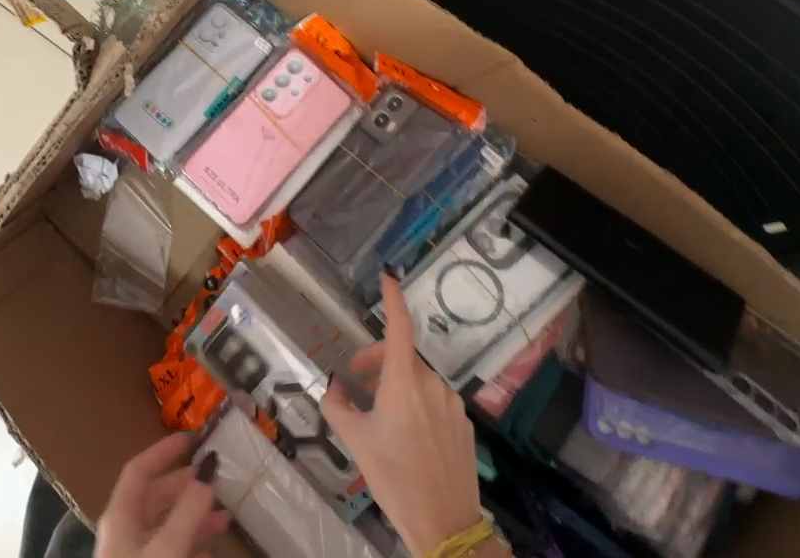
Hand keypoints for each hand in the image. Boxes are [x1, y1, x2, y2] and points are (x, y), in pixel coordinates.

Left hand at [96, 431, 232, 557]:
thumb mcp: (166, 547)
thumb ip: (187, 512)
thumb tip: (207, 471)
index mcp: (120, 514)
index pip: (139, 469)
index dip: (163, 450)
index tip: (191, 437)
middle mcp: (124, 531)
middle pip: (156, 497)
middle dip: (187, 486)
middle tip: (215, 478)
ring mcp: (133, 554)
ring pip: (167, 526)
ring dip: (196, 519)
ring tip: (225, 517)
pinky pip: (169, 551)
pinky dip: (191, 546)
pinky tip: (211, 551)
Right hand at [323, 276, 486, 556]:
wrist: (445, 524)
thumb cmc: (393, 476)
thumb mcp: (354, 441)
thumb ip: (338, 407)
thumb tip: (335, 390)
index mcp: (404, 381)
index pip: (400, 327)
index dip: (393, 299)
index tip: (388, 276)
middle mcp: (432, 385)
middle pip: (401, 358)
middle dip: (376, 364)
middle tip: (354, 385)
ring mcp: (452, 405)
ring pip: (417, 382)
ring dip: (395, 387)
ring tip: (378, 418)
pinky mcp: (464, 426)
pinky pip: (434, 402)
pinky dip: (416, 406)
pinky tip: (405, 436)